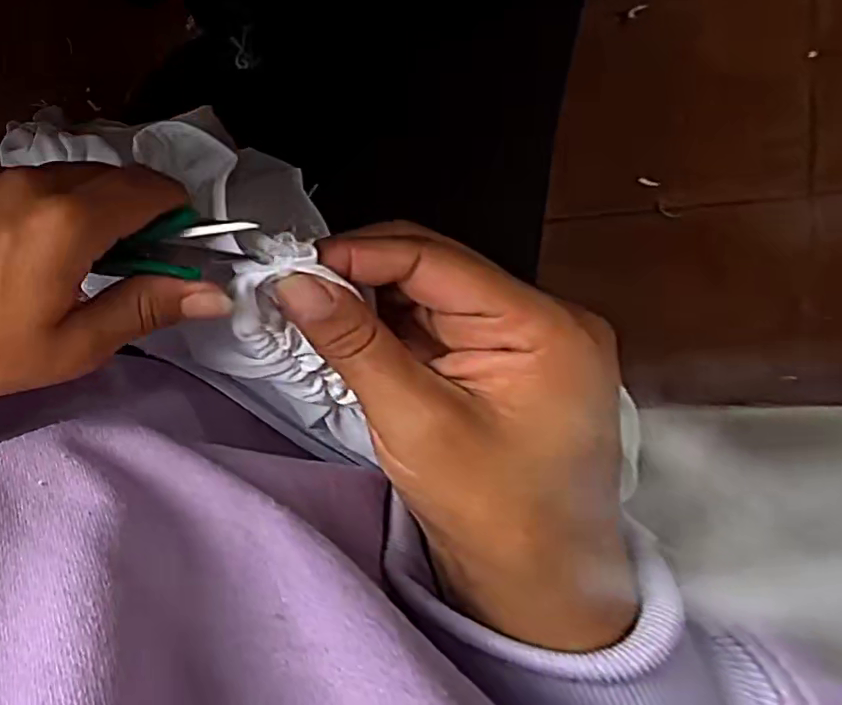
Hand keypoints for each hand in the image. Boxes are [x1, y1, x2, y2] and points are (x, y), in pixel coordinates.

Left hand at [0, 163, 232, 409]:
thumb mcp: (74, 343)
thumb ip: (146, 306)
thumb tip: (214, 292)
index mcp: (69, 220)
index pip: (148, 189)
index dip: (175, 209)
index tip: (178, 240)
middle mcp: (38, 182)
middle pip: (115, 176)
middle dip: (139, 207)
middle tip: (134, 257)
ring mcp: (2, 176)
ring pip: (76, 173)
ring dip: (98, 202)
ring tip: (83, 254)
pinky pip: (36, 179)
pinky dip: (57, 199)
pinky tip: (35, 242)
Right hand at [272, 222, 635, 651]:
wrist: (535, 586)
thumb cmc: (501, 518)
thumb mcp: (414, 422)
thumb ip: (352, 342)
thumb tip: (299, 285)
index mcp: (544, 327)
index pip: (431, 258)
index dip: (356, 254)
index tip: (297, 267)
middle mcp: (538, 317)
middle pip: (425, 261)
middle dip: (354, 270)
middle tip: (298, 287)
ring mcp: (513, 333)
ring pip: (416, 284)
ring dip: (361, 293)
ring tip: (315, 310)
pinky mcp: (489, 349)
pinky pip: (421, 312)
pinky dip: (377, 317)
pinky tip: (347, 330)